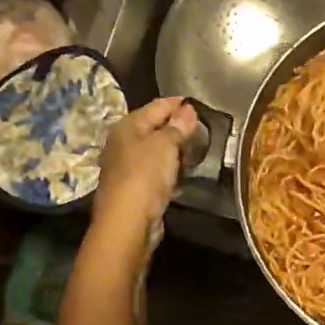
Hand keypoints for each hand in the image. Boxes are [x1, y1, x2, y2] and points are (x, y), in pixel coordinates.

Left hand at [92, 96, 198, 239]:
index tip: (195, 102)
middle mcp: (124, 144)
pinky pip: (156, 173)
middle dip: (175, 127)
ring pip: (155, 152)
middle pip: (153, 129)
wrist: (128, 222)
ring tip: (195, 150)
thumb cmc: (145, 176)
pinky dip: (169, 172)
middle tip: (200, 127)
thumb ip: (177, 127)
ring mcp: (128, 168)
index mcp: (128, 127)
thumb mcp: (165, 145)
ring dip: (174, 151)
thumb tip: (188, 110)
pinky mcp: (135, 189)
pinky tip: (182, 176)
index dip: (175, 103)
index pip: (155, 107)